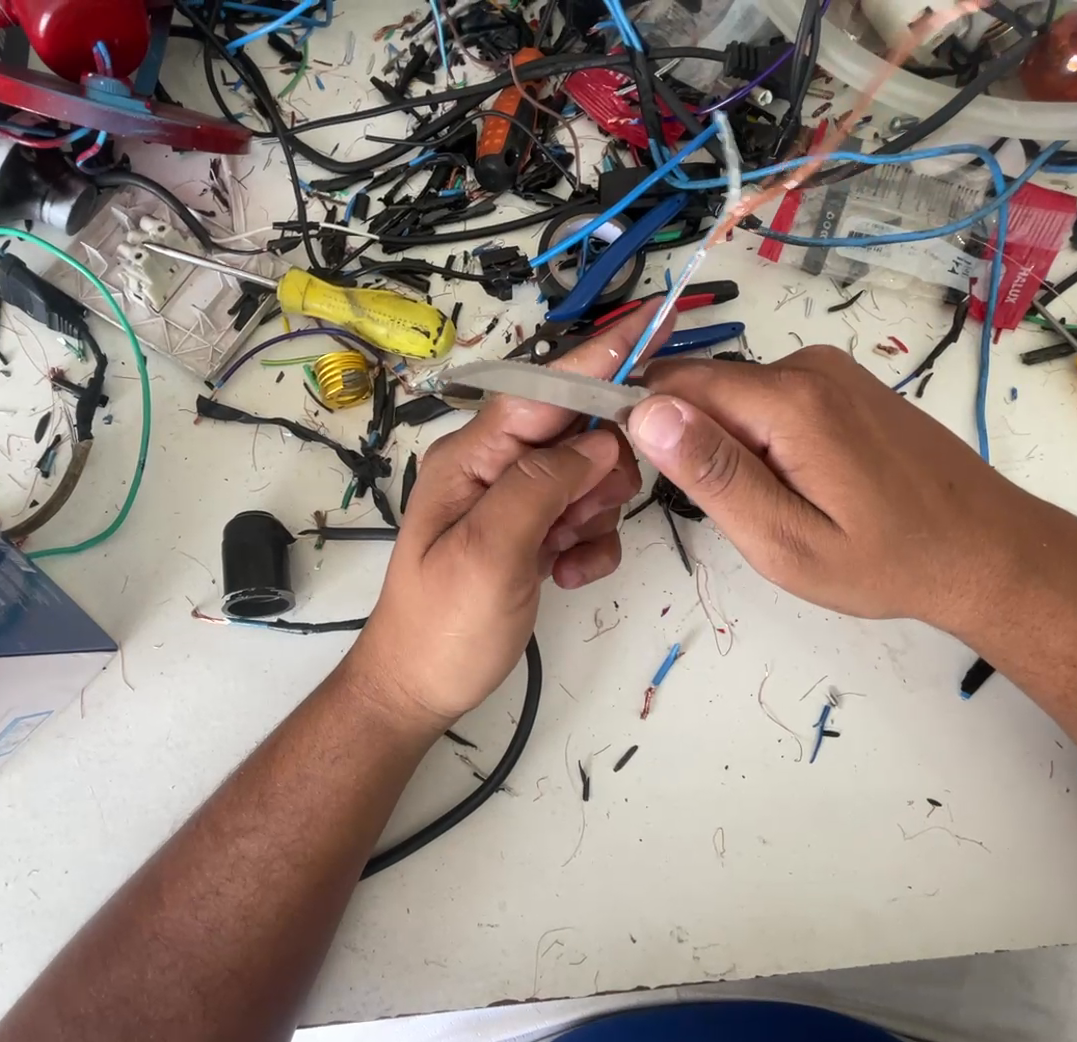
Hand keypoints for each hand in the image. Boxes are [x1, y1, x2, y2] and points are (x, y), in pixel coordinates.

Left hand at [341, 306, 671, 730]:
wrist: (420, 687)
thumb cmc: (442, 627)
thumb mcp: (487, 554)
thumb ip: (540, 487)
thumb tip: (598, 441)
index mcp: (472, 458)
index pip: (544, 390)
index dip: (600, 357)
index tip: (656, 318)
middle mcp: (493, 468)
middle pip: (577, 432)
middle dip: (600, 470)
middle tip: (582, 519)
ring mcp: (513, 501)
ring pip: (589, 475)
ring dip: (594, 513)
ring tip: (564, 553)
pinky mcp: (531, 533)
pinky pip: (584, 518)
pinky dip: (589, 544)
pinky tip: (565, 574)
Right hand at [625, 347, 1076, 632]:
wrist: (986, 550)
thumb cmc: (884, 560)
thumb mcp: (782, 538)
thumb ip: (713, 473)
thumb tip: (646, 411)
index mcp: (787, 401)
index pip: (672, 384)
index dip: (645, 426)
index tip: (653, 482)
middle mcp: (806, 367)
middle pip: (702, 389)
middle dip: (690, 441)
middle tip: (725, 509)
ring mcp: (829, 371)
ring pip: (732, 397)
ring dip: (727, 444)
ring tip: (767, 502)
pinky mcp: (842, 384)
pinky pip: (767, 400)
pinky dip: (759, 438)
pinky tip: (794, 483)